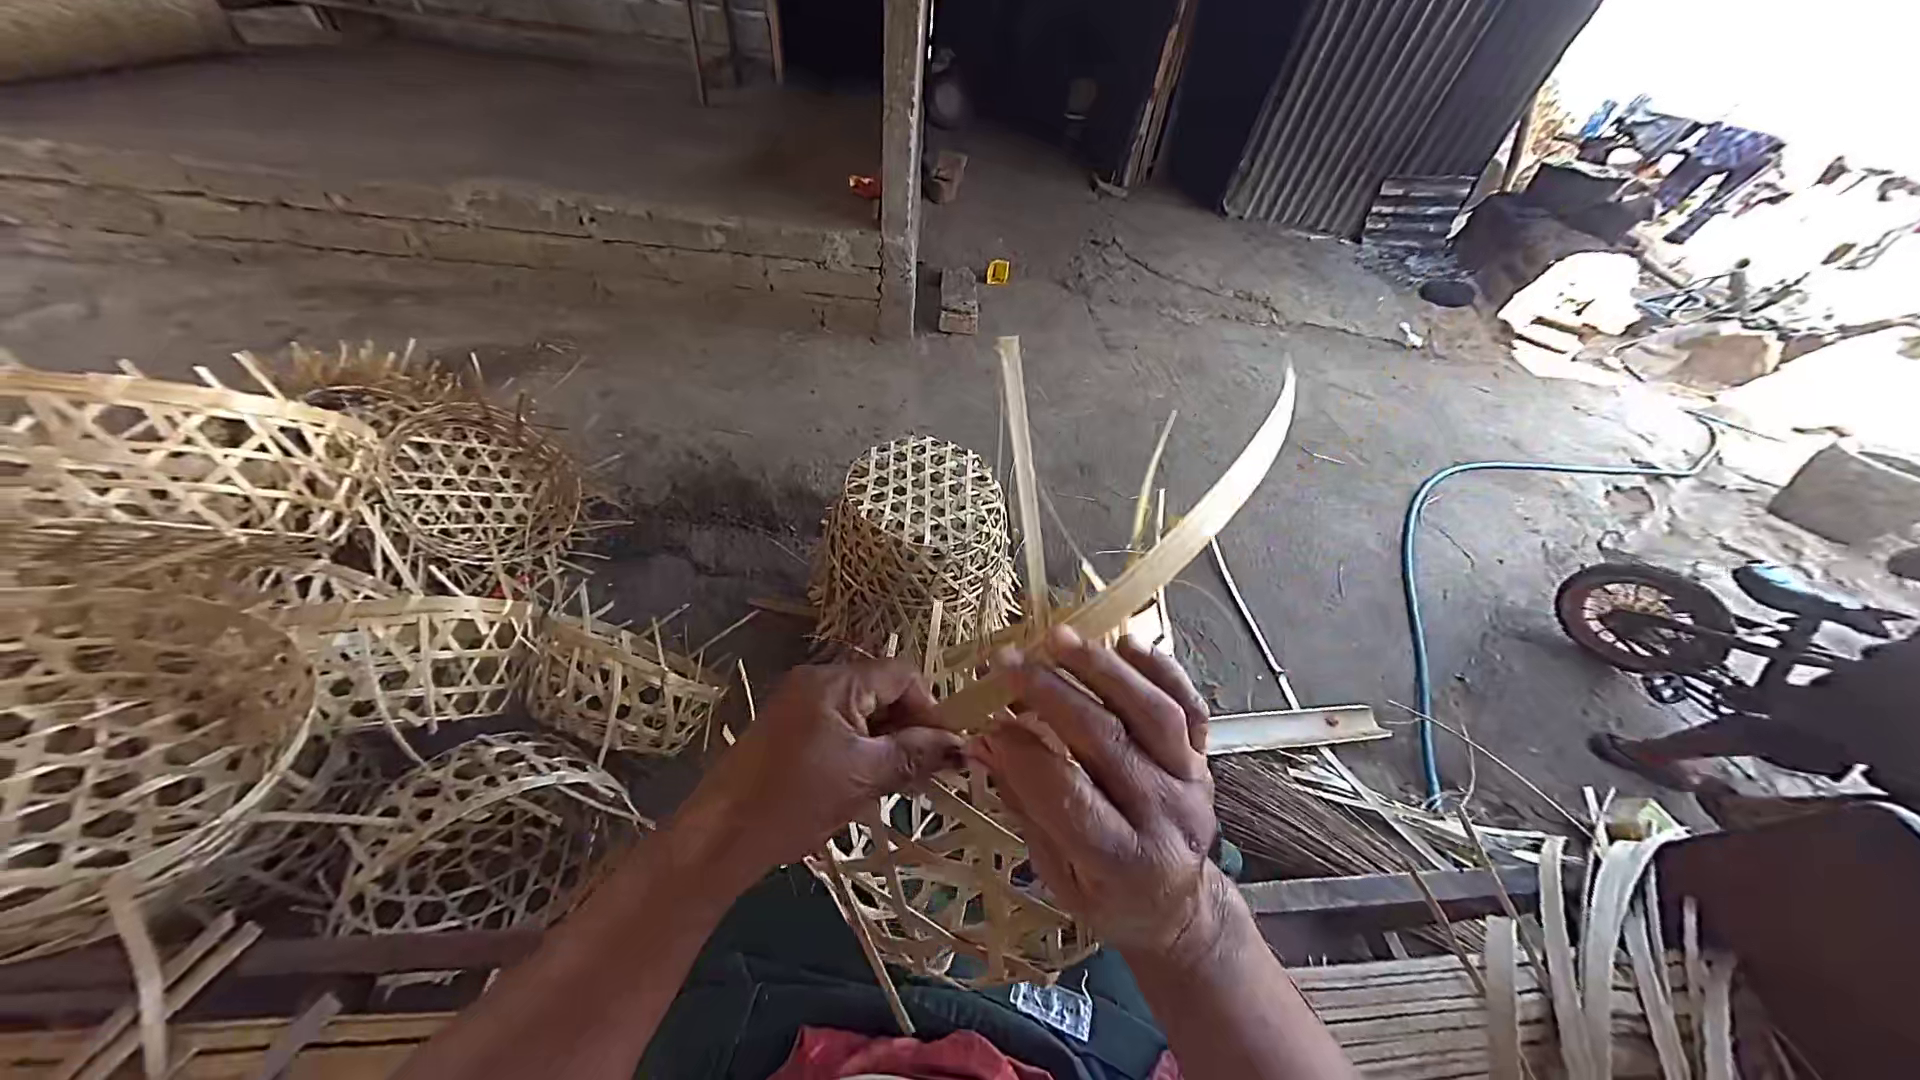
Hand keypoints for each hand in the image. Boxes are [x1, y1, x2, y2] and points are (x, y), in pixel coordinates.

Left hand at [667, 659, 964, 884]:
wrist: (718, 837)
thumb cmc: (794, 800)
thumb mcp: (865, 776)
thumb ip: (915, 754)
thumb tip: (961, 745)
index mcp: (835, 682)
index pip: (902, 675)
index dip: (930, 708)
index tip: (943, 750)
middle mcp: (817, 681)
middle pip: (883, 691)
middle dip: (909, 728)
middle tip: (924, 773)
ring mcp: (799, 705)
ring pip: (863, 713)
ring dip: (886, 743)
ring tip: (895, 784)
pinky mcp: (788, 731)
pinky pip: (840, 728)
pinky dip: (861, 750)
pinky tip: (864, 785)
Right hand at [971, 625, 1240, 965]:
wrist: (1178, 907)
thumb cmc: (1106, 897)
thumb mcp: (1055, 873)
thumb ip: (1023, 803)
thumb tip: (984, 742)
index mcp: (1123, 862)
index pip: (1066, 792)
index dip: (1021, 750)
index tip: (988, 717)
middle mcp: (1165, 817)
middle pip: (1106, 740)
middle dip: (1049, 694)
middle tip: (1007, 662)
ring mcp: (1192, 781)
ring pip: (1151, 712)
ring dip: (1101, 668)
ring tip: (1057, 638)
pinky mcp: (1205, 757)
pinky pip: (1190, 705)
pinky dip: (1160, 669)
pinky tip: (1125, 642)